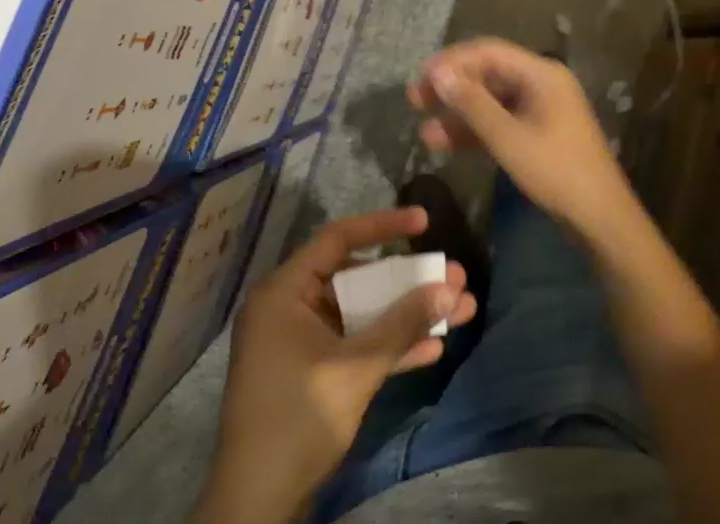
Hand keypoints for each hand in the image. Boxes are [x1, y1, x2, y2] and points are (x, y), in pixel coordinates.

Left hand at [199, 209, 478, 523]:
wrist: (258, 497)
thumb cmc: (299, 415)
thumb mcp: (356, 367)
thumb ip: (403, 324)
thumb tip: (451, 290)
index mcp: (284, 292)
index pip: (337, 240)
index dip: (383, 226)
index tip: (424, 223)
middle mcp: (289, 308)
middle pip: (357, 279)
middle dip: (409, 282)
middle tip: (454, 278)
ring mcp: (300, 342)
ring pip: (362, 315)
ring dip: (407, 316)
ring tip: (461, 312)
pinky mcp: (312, 372)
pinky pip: (355, 345)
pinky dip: (389, 346)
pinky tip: (433, 351)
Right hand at [410, 37, 639, 237]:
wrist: (599, 216)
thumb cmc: (556, 171)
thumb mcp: (508, 138)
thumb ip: (472, 105)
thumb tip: (438, 73)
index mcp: (541, 74)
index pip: (489, 52)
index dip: (452, 62)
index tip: (420, 79)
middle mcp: (541, 84)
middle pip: (488, 74)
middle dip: (451, 88)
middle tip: (414, 101)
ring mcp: (540, 109)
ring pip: (491, 102)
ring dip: (458, 115)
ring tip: (424, 133)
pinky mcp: (537, 133)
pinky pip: (500, 122)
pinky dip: (475, 131)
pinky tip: (446, 145)